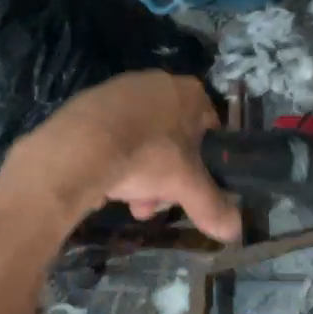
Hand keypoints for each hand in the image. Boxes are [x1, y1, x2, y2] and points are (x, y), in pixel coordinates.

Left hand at [0, 71, 240, 240]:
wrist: (77, 149)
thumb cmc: (145, 155)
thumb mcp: (184, 185)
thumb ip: (211, 205)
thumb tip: (235, 231)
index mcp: (191, 93)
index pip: (208, 127)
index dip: (199, 162)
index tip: (183, 189)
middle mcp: (161, 82)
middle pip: (171, 135)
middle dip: (162, 173)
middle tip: (148, 204)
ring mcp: (122, 89)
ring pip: (140, 135)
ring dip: (136, 168)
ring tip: (119, 199)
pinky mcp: (89, 102)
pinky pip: (109, 133)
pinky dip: (108, 155)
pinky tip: (97, 182)